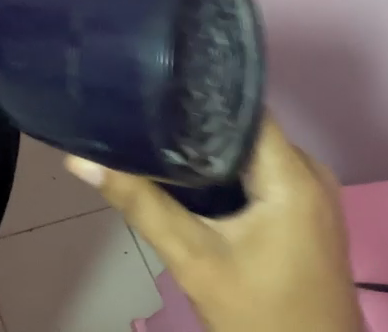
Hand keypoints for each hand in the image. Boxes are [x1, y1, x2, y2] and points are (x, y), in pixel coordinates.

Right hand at [68, 118, 362, 331]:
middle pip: (239, 125)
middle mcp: (308, 170)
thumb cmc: (261, 318)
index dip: (192, 90)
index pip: (238, 105)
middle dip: (188, 120)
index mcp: (293, 172)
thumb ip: (140, 204)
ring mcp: (308, 192)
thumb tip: (80, 160)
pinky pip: (255, 171)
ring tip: (149, 131)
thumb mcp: (193, 260)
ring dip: (202, 146)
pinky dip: (220, 169)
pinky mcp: (300, 212)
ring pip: (245, 148)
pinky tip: (181, 173)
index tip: (146, 80)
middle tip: (135, 107)